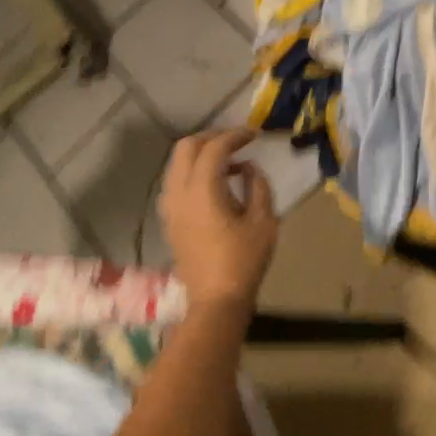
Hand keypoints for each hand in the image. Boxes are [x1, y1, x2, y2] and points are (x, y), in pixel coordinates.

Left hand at [158, 129, 277, 311]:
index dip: (235, 135)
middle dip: (212, 138)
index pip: (214, 148)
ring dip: (201, 155)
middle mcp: (179, 193)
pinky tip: (217, 184)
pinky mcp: (170, 219)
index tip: (255, 135)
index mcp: (202, 190)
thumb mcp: (264, 220)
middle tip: (238, 141)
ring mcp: (170, 207)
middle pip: (186, 148)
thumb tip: (248, 168)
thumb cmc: (245, 260)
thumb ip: (257, 186)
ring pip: (177, 164)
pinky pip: (177, 182)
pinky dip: (194, 172)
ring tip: (230, 163)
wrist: (216, 299)